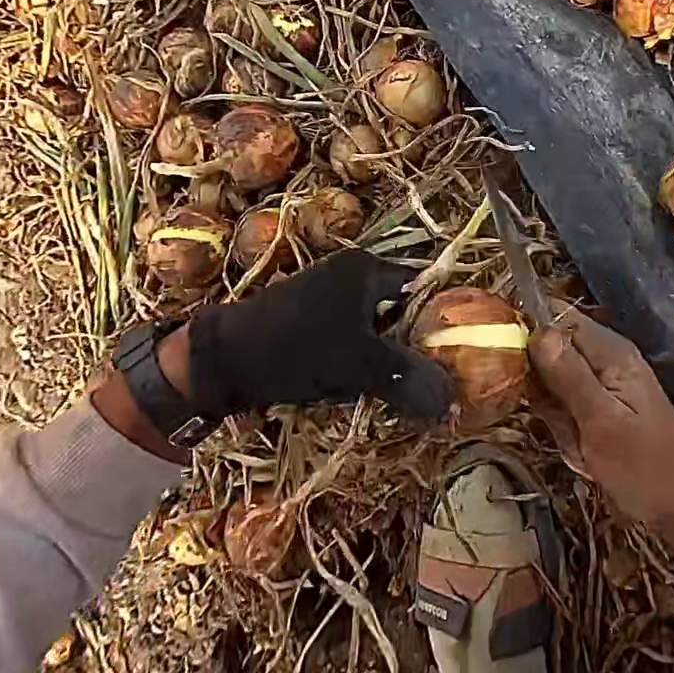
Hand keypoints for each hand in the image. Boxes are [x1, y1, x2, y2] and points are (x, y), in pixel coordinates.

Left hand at [184, 250, 451, 418]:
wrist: (221, 360)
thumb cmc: (296, 350)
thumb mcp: (359, 366)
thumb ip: (408, 380)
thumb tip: (452, 403)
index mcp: (367, 269)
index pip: (421, 287)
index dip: (437, 320)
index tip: (448, 354)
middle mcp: (351, 272)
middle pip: (400, 308)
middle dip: (409, 343)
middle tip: (419, 377)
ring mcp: (328, 291)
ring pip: (375, 324)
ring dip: (382, 353)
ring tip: (387, 384)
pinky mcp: (310, 313)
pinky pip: (350, 332)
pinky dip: (358, 355)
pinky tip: (354, 382)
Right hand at [527, 309, 673, 527]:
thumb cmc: (646, 466)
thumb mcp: (601, 421)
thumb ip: (568, 375)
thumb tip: (537, 331)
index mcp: (610, 351)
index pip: (557, 316)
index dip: (528, 328)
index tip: (508, 357)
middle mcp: (604, 359)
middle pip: (549, 351)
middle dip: (541, 386)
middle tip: (560, 421)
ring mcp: (600, 386)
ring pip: (551, 384)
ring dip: (553, 415)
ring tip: (577, 443)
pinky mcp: (597, 410)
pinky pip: (563, 409)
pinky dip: (563, 429)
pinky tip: (581, 452)